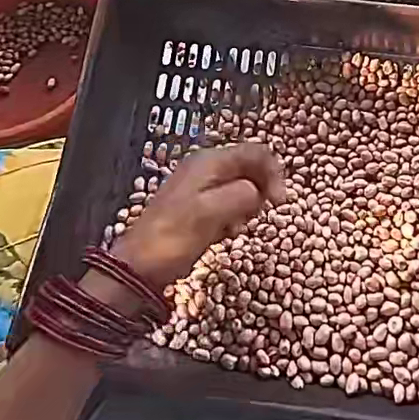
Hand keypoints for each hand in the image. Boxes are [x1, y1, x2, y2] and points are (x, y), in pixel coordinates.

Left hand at [111, 143, 287, 285]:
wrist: (138, 267)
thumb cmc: (174, 237)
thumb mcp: (213, 212)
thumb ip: (243, 194)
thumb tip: (259, 192)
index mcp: (209, 161)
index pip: (256, 152)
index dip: (274, 174)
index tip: (280, 203)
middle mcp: (204, 168)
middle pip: (249, 169)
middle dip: (260, 192)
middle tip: (257, 217)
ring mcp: (199, 188)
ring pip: (240, 189)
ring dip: (246, 208)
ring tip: (235, 228)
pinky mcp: (196, 208)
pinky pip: (227, 206)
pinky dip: (233, 218)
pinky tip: (225, 235)